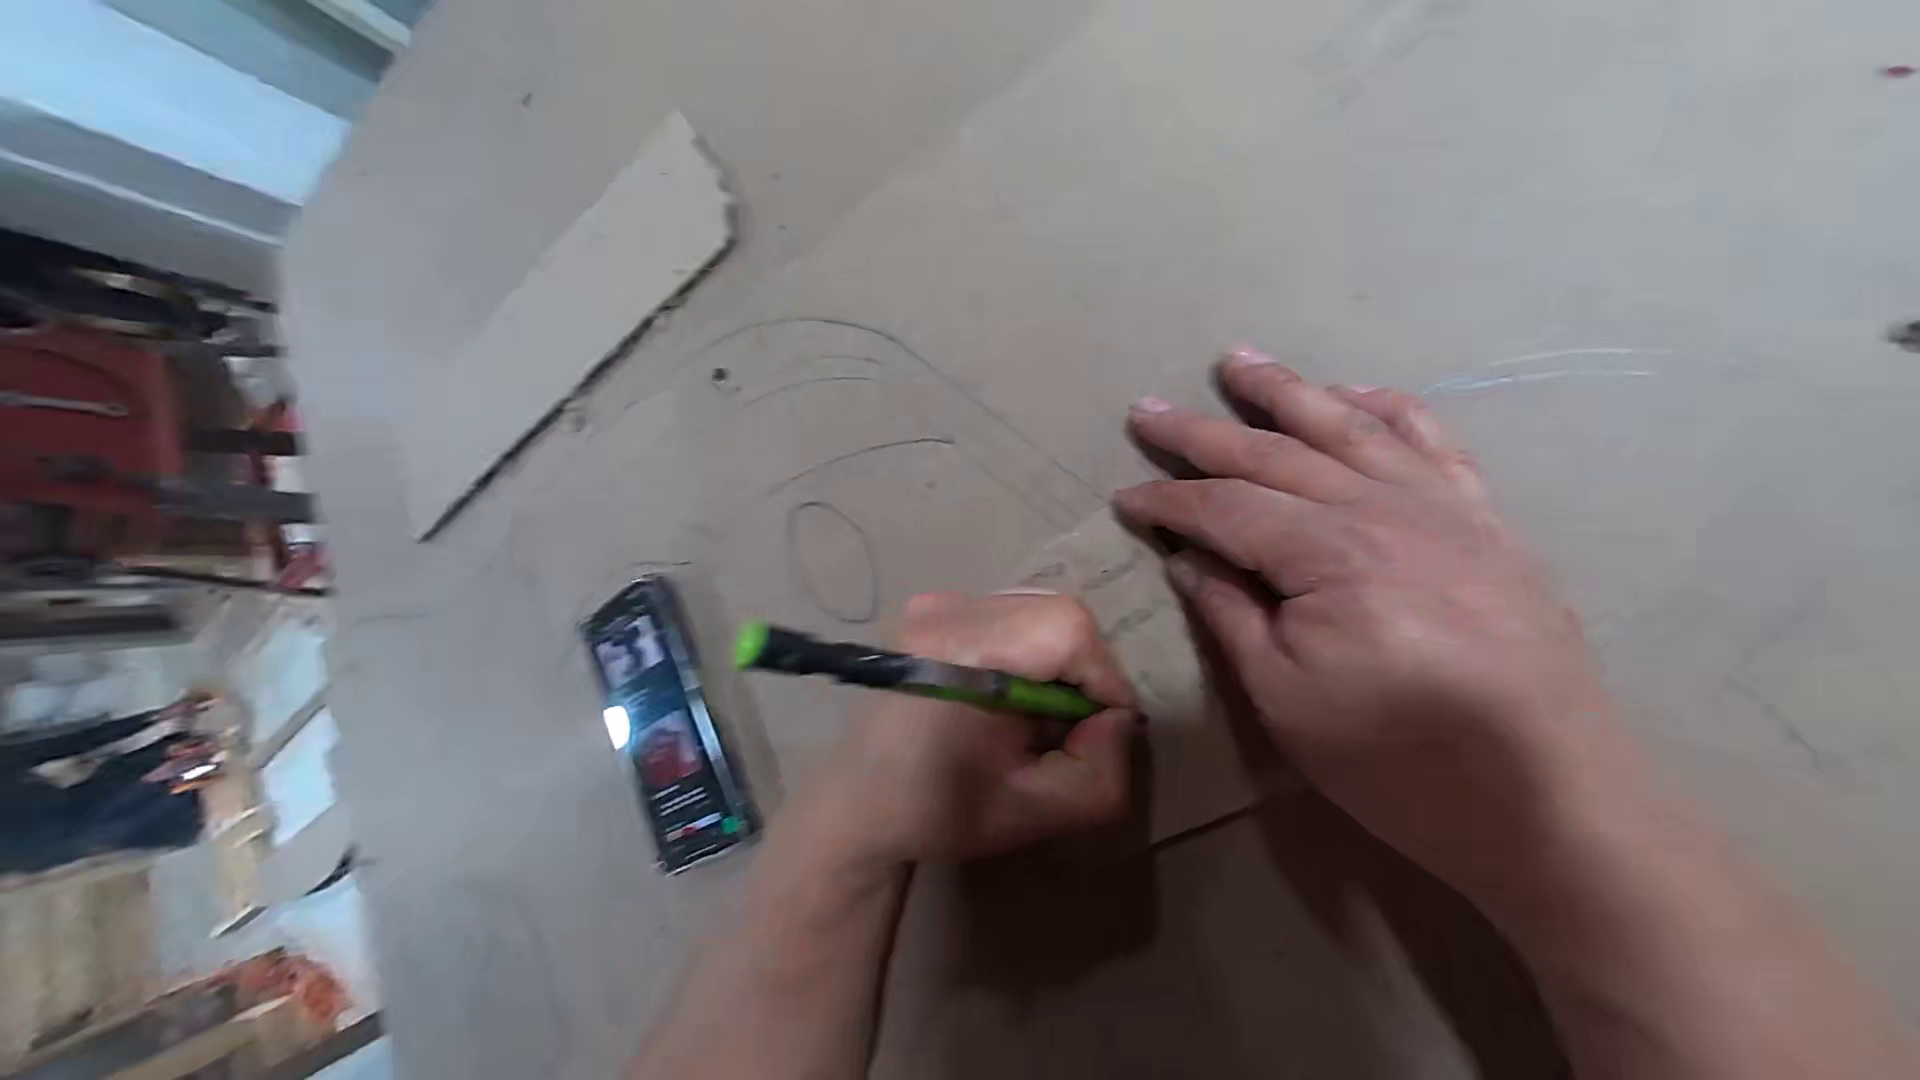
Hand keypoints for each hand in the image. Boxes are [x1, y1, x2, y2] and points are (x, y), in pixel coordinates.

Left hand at [814, 592, 1137, 863]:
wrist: (856, 800)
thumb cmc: (938, 811)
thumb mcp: (1036, 813)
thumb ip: (1101, 772)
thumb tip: (1117, 718)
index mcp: (962, 653)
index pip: (1068, 628)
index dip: (1103, 677)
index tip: (1100, 729)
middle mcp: (945, 611)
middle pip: (1057, 613)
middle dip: (1083, 669)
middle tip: (1066, 724)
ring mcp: (933, 603)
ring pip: (1038, 609)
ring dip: (1057, 660)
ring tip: (1033, 712)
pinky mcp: (931, 607)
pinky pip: (1011, 613)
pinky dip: (1030, 650)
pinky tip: (1005, 693)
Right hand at [1115, 349, 1615, 890]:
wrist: (1554, 803)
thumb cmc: (1398, 761)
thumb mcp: (1283, 699)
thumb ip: (1229, 614)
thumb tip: (1187, 557)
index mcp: (1332, 557)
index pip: (1226, 508)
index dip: (1168, 500)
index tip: (1125, 497)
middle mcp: (1385, 512)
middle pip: (1273, 455)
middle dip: (1200, 432)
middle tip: (1146, 409)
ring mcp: (1443, 509)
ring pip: (1347, 429)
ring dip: (1286, 391)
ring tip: (1238, 361)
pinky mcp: (1483, 523)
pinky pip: (1432, 445)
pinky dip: (1389, 409)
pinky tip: (1356, 392)